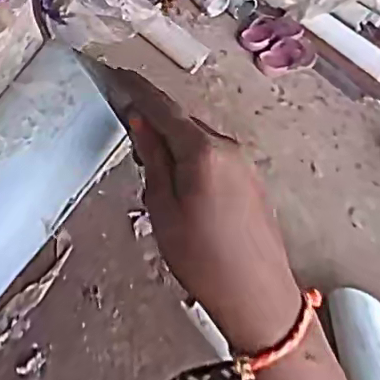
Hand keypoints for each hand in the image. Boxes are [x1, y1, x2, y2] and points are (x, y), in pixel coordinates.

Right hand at [107, 66, 303, 351]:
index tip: (119, 76)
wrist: (261, 303)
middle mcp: (227, 148)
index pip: (162, 106)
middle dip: (153, 119)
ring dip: (172, 139)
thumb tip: (140, 122)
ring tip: (152, 165)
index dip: (137, 89)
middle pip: (180, 119)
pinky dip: (190, 153)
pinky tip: (179, 178)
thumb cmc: (205, 260)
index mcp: (203, 150)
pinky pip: (212, 152)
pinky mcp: (250, 180)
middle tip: (127, 128)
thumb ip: (151, 157)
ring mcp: (243, 163)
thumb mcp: (162, 206)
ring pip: (196, 136)